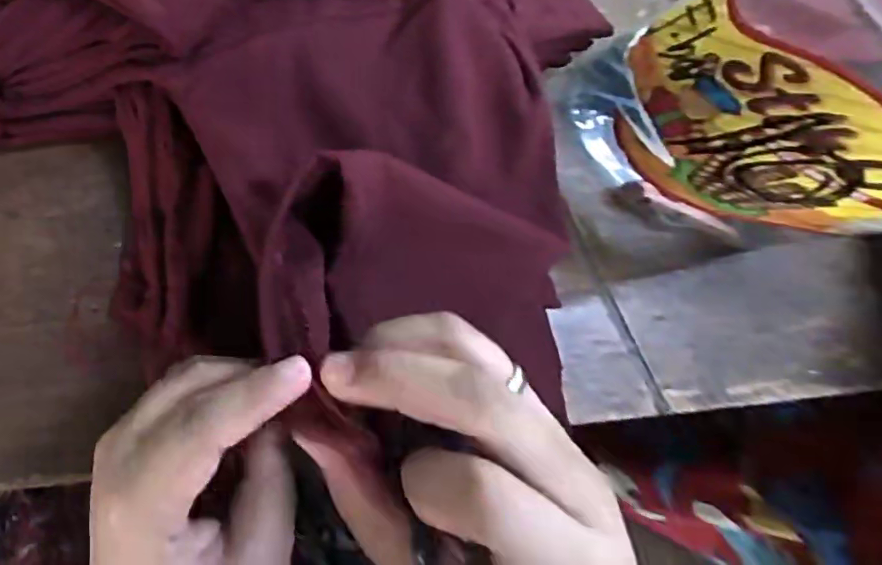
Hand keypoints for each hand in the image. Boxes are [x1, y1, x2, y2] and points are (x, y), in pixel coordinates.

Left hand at [91, 356, 311, 564]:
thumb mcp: (251, 563)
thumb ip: (269, 488)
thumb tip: (277, 418)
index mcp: (138, 498)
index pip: (201, 425)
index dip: (254, 392)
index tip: (301, 367)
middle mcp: (116, 452)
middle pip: (187, 389)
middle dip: (246, 375)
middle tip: (298, 377)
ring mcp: (114, 437)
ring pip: (179, 379)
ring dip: (231, 376)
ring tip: (278, 385)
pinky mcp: (122, 432)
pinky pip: (172, 391)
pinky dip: (212, 387)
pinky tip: (245, 397)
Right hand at [293, 314, 631, 564]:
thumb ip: (371, 508)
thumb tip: (309, 427)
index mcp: (563, 553)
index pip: (486, 492)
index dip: (420, 479)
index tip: (372, 472)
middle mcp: (572, 476)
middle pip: (480, 394)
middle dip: (393, 373)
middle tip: (330, 374)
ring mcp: (556, 427)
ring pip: (475, 348)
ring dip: (400, 340)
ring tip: (355, 362)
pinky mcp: (533, 397)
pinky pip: (473, 344)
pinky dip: (417, 338)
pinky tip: (385, 357)